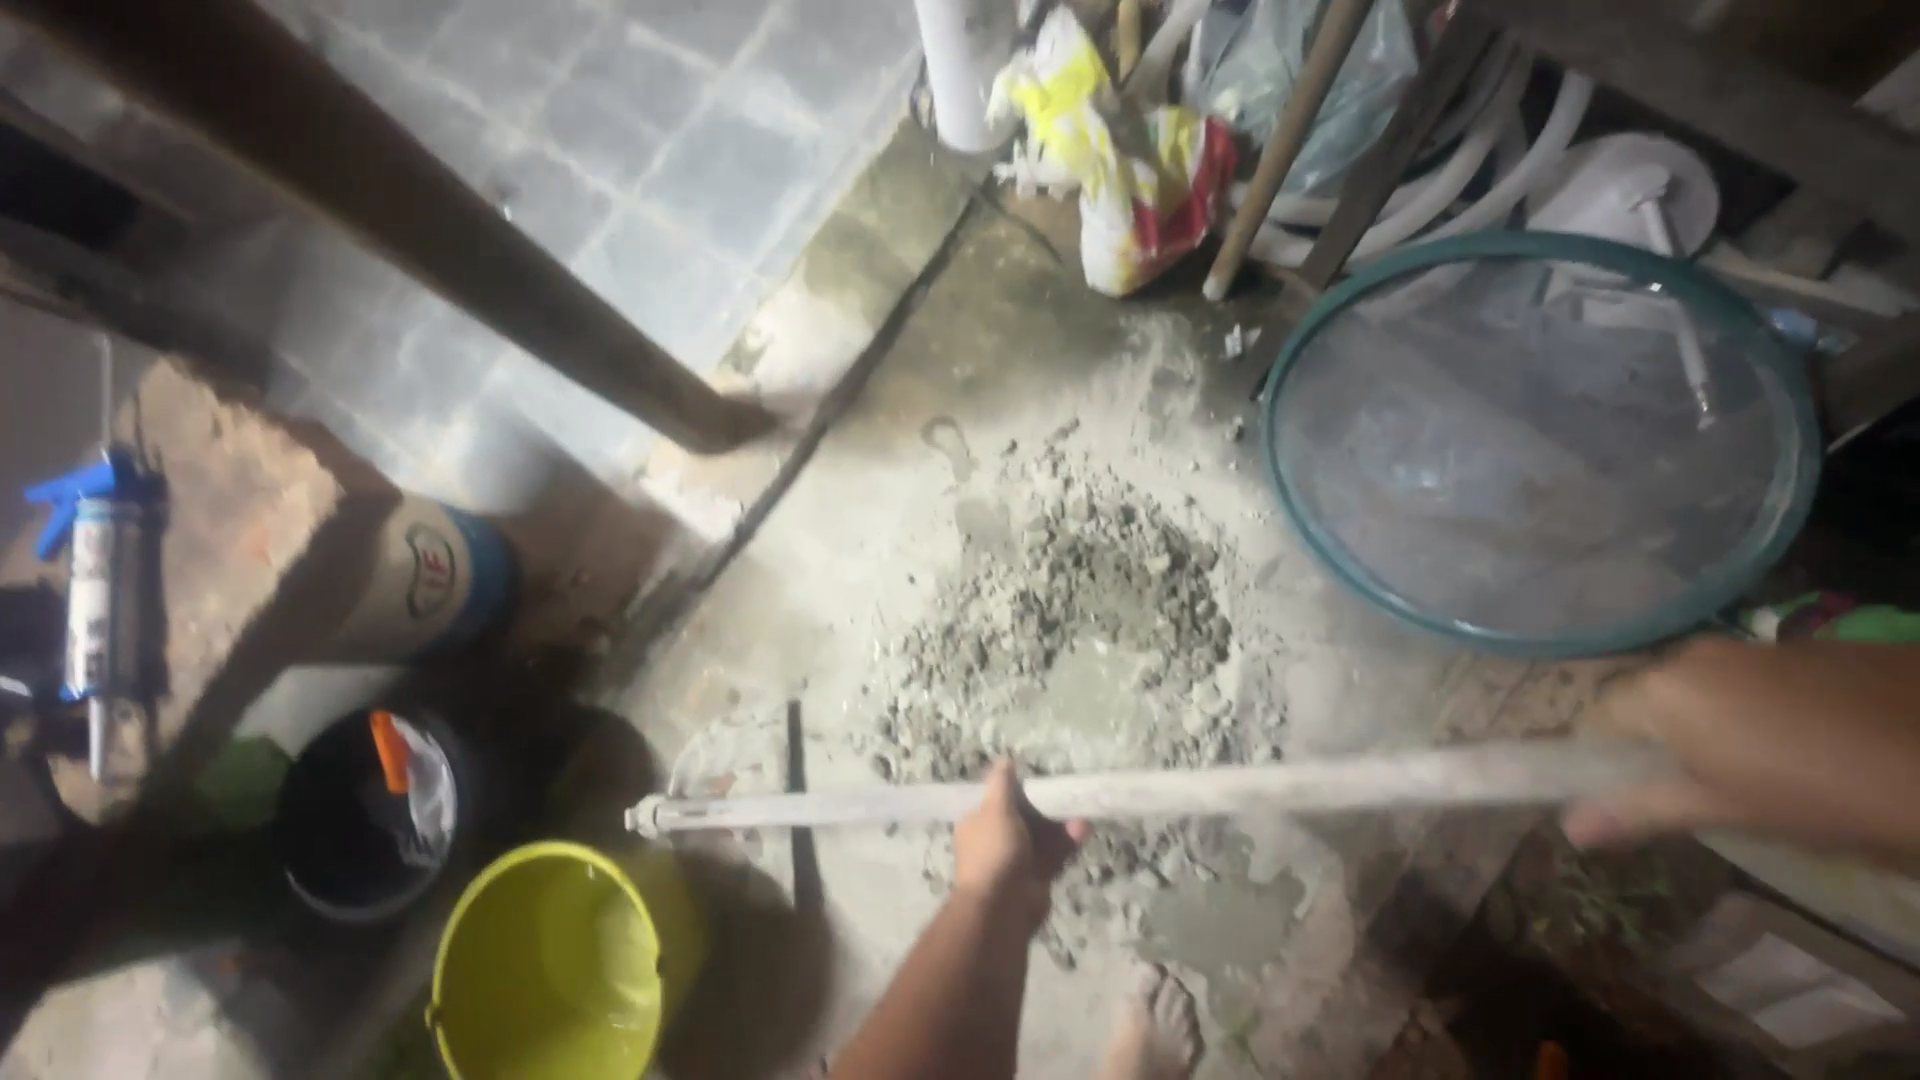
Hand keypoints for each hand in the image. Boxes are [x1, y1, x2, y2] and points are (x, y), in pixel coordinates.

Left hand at [952, 759, 1088, 931]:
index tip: (1035, 780)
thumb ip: (1002, 784)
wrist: (1002, 906)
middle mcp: (995, 841)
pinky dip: (1066, 843)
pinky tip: (1083, 829)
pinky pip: (1053, 855)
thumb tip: (1005, 758)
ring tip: (1080, 809)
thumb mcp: (995, 809)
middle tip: (1063, 793)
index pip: (994, 801)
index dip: (1013, 791)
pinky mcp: (1037, 877)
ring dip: (1060, 824)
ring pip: (1041, 837)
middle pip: (1022, 819)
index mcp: (977, 824)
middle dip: (1044, 807)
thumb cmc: (994, 850)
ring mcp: (1016, 861)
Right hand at [1562, 638, 1919, 864]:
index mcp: (1661, 691)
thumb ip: (1641, 810)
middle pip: (1652, 701)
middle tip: (1711, 787)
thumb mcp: (1730, 811)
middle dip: (1667, 740)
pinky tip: (1818, 742)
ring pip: (1706, 688)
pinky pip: (1759, 678)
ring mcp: (1753, 646)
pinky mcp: (1812, 645)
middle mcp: (1691, 655)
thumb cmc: (1830, 796)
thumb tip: (1568, 829)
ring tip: (1773, 768)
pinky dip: (1768, 706)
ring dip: (1718, 722)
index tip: (1646, 793)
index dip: (1611, 760)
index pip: (1598, 721)